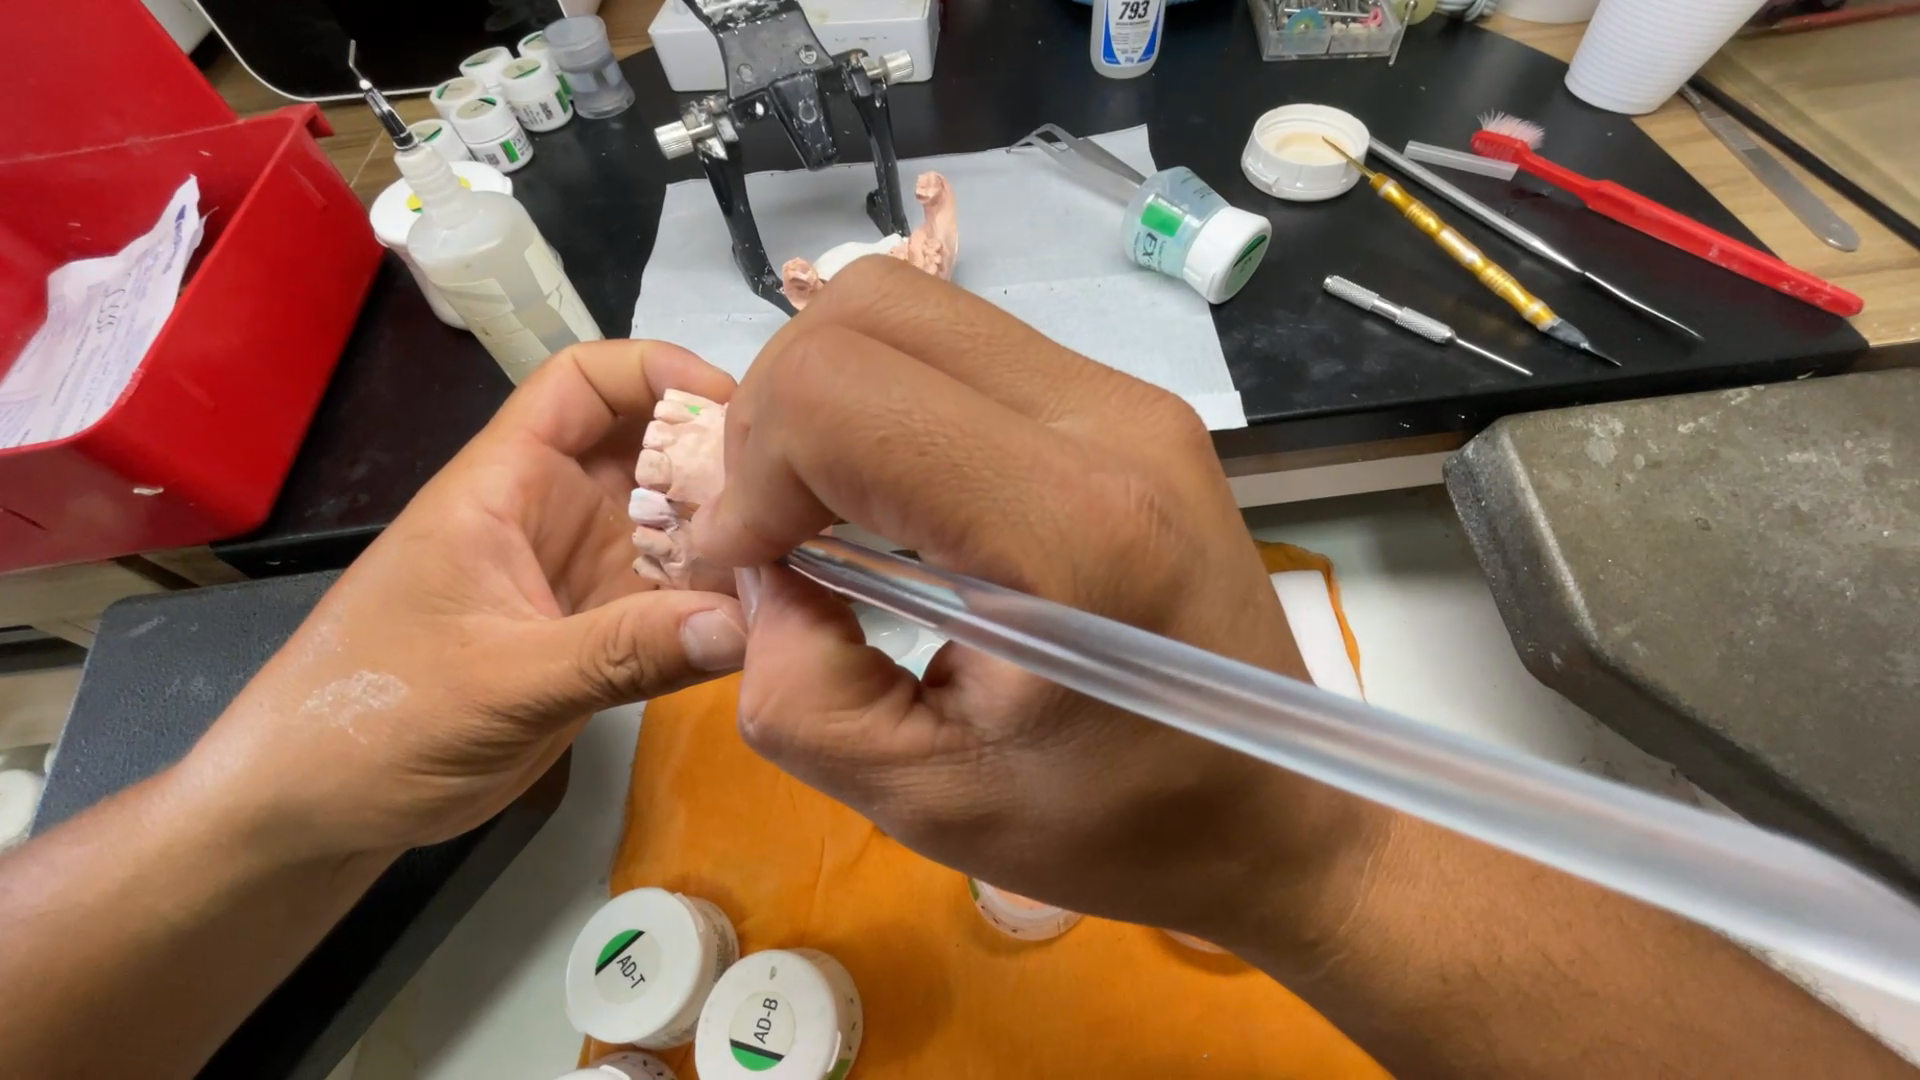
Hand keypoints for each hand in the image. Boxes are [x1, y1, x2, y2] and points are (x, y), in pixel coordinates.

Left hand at [181, 342, 747, 859]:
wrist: (324, 808)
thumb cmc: (374, 721)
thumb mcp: (500, 682)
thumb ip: (622, 652)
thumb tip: (744, 626)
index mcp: (509, 483)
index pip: (584, 382)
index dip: (658, 371)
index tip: (736, 406)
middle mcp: (558, 512)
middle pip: (652, 448)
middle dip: (720, 460)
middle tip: (793, 496)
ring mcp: (588, 570)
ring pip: (678, 523)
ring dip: (731, 534)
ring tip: (802, 554)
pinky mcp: (607, 624)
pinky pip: (680, 591)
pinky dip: (722, 597)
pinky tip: (768, 612)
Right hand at [692, 258, 1386, 949]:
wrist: (1277, 805)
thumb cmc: (1118, 823)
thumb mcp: (924, 799)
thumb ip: (797, 690)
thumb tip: (762, 570)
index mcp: (1069, 525)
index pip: (841, 394)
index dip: (753, 472)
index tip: (748, 564)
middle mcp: (1107, 420)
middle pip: (869, 310)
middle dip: (777, 411)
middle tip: (779, 522)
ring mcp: (1127, 398)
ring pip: (915, 311)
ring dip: (832, 398)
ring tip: (827, 505)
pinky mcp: (1128, 405)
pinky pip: (966, 348)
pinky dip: (893, 401)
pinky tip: (900, 494)